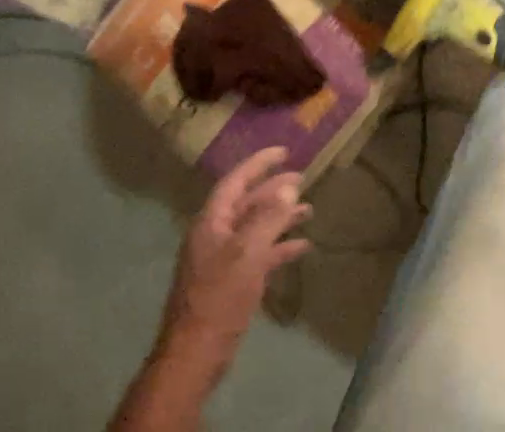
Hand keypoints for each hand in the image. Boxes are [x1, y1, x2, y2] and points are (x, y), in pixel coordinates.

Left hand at [157, 147, 311, 372]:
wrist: (196, 352)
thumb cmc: (219, 297)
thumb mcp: (246, 253)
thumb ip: (267, 218)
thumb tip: (287, 187)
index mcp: (212, 222)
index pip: (235, 181)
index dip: (258, 164)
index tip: (283, 151)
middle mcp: (216, 235)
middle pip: (247, 203)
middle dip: (273, 190)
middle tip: (302, 178)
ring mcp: (224, 259)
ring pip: (256, 228)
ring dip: (280, 217)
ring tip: (308, 209)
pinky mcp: (233, 282)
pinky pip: (260, 254)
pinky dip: (279, 248)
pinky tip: (302, 246)